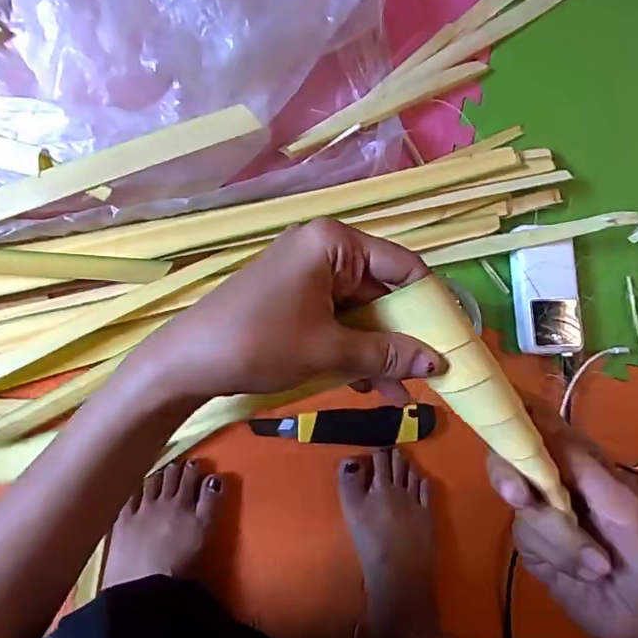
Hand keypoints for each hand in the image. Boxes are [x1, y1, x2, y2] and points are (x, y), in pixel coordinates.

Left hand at [129, 218, 443, 401]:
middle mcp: (323, 250)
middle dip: (402, 336)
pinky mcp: (293, 299)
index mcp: (333, 243)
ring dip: (377, 351)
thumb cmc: (259, 343)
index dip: (430, 305)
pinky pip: (336, 320)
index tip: (451, 341)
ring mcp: (306, 275)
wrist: (186, 362)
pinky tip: (364, 385)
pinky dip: (351, 350)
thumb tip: (438, 363)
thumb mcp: (329, 350)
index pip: (403, 267)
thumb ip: (386, 354)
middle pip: (381, 291)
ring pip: (360, 312)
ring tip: (397, 394)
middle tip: (428, 374)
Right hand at [488, 396, 637, 637]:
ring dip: (557, 536)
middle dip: (510, 473)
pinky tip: (582, 571)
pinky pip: (525, 535)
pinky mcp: (528, 541)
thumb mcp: (622, 505)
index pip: (538, 420)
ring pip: (517, 501)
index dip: (514, 409)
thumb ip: (581, 466)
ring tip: (595, 563)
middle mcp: (551, 475)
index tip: (499, 413)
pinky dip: (556, 555)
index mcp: (577, 457)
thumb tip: (539, 427)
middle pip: (508, 454)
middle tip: (519, 497)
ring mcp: (536, 508)